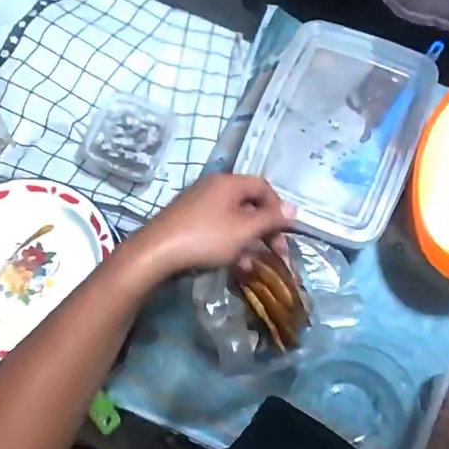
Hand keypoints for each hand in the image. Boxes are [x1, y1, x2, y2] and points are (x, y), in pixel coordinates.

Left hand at [119, 174, 294, 283]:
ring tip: (252, 265)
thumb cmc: (206, 238)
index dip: (278, 208)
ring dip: (247, 241)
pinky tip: (232, 265)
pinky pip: (216, 228)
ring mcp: (196, 203)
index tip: (285, 232)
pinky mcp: (185, 221)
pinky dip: (228, 244)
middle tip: (275, 253)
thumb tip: (293, 209)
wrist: (156, 252)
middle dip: (264, 230)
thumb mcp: (244, 230)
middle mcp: (212, 187)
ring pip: (232, 220)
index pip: (263, 187)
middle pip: (248, 204)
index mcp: (228, 183)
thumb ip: (270, 219)